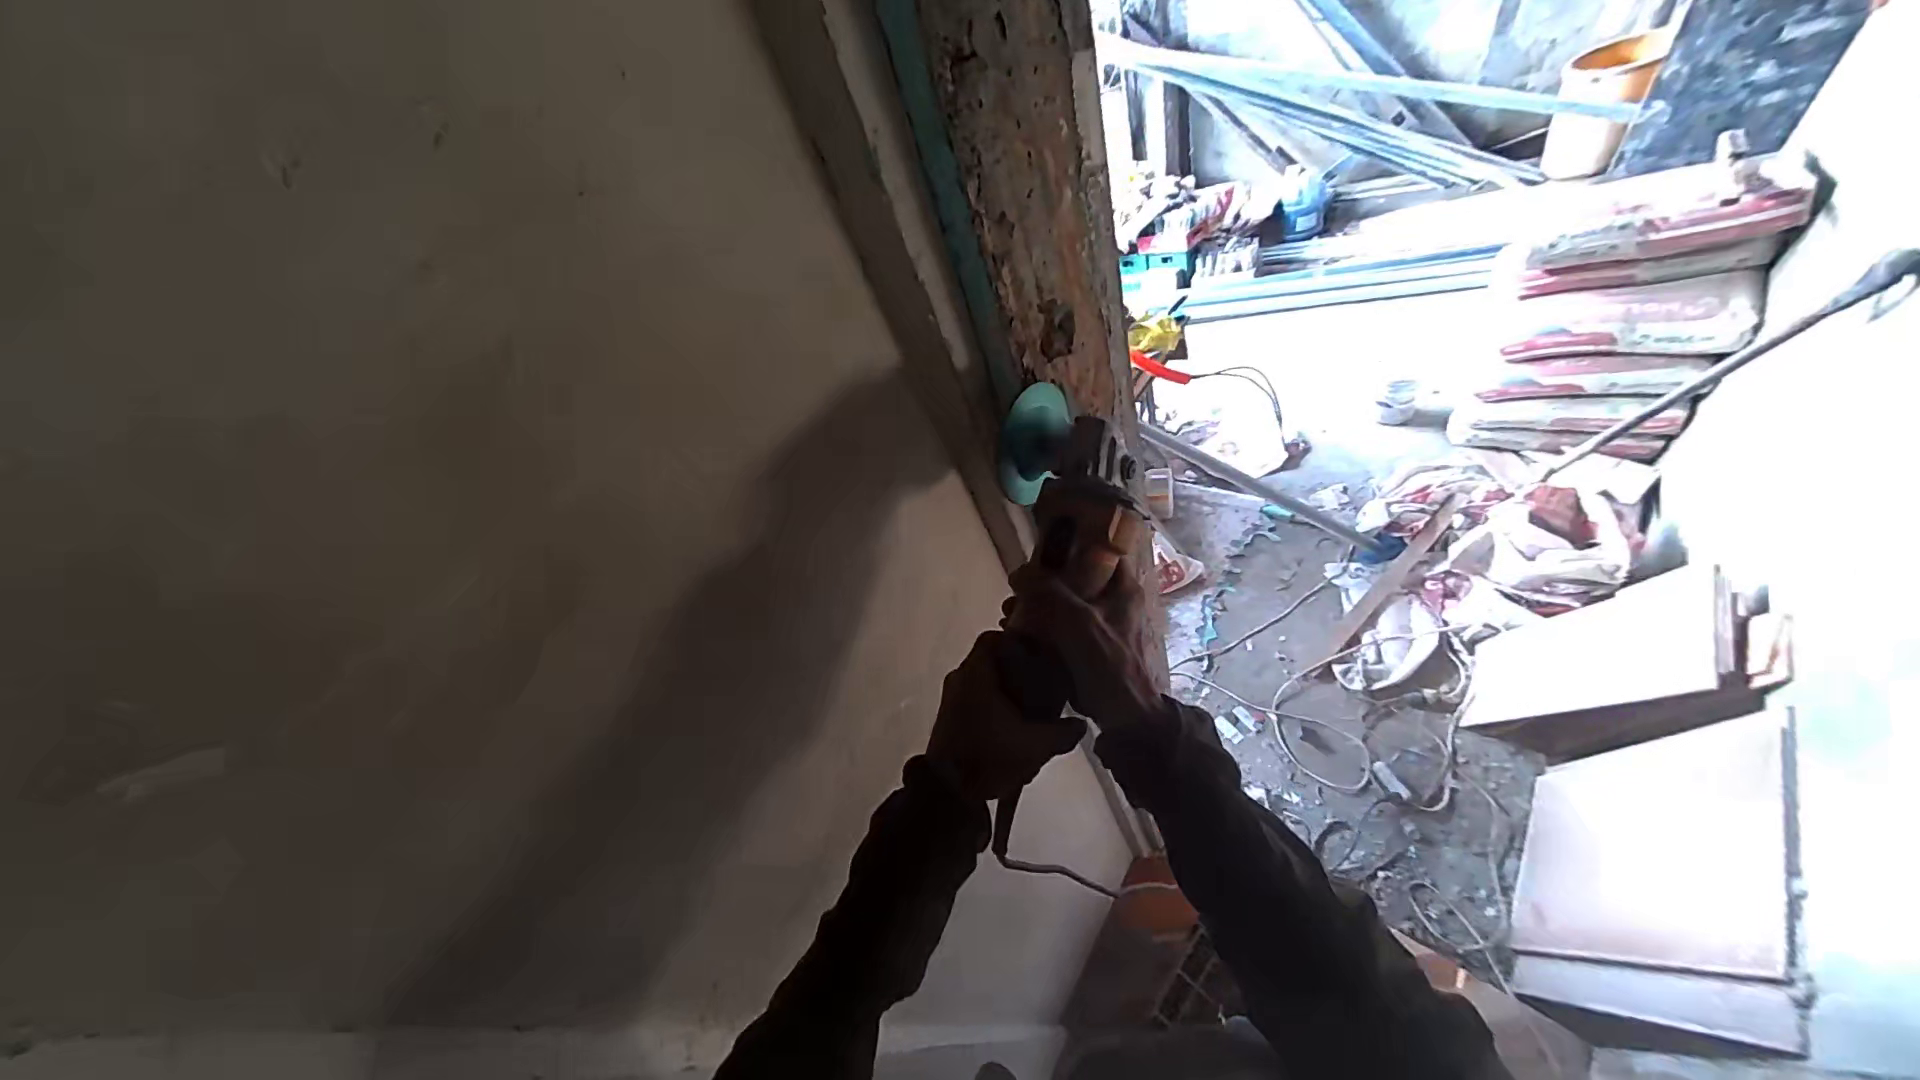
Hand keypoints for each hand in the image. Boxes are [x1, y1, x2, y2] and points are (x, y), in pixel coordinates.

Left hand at [926, 631, 1086, 802]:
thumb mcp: (1033, 746)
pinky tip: (1009, 726)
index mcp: (975, 674)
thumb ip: (1061, 733)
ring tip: (1027, 708)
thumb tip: (1080, 725)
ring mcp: (949, 699)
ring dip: (1001, 690)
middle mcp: (958, 679)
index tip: (1035, 657)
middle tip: (1038, 684)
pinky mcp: (946, 718)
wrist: (947, 793)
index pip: (991, 638)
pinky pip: (971, 699)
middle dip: (1013, 670)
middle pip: (987, 660)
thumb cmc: (988, 757)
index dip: (1014, 642)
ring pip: (979, 681)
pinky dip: (989, 705)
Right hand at [1004, 558, 1161, 731]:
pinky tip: (1019, 636)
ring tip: (1010, 615)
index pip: (1102, 551)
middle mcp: (1115, 604)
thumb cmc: (1110, 665)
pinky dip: (1042, 630)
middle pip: (1077, 580)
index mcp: (1123, 590)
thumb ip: (1048, 594)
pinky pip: (1063, 631)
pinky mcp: (1092, 651)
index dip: (1073, 547)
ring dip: (1038, 608)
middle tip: (1017, 591)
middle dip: (1044, 583)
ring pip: (1066, 606)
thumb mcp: (1078, 623)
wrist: (1127, 719)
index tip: (1042, 552)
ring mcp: (1103, 628)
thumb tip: (1019, 574)